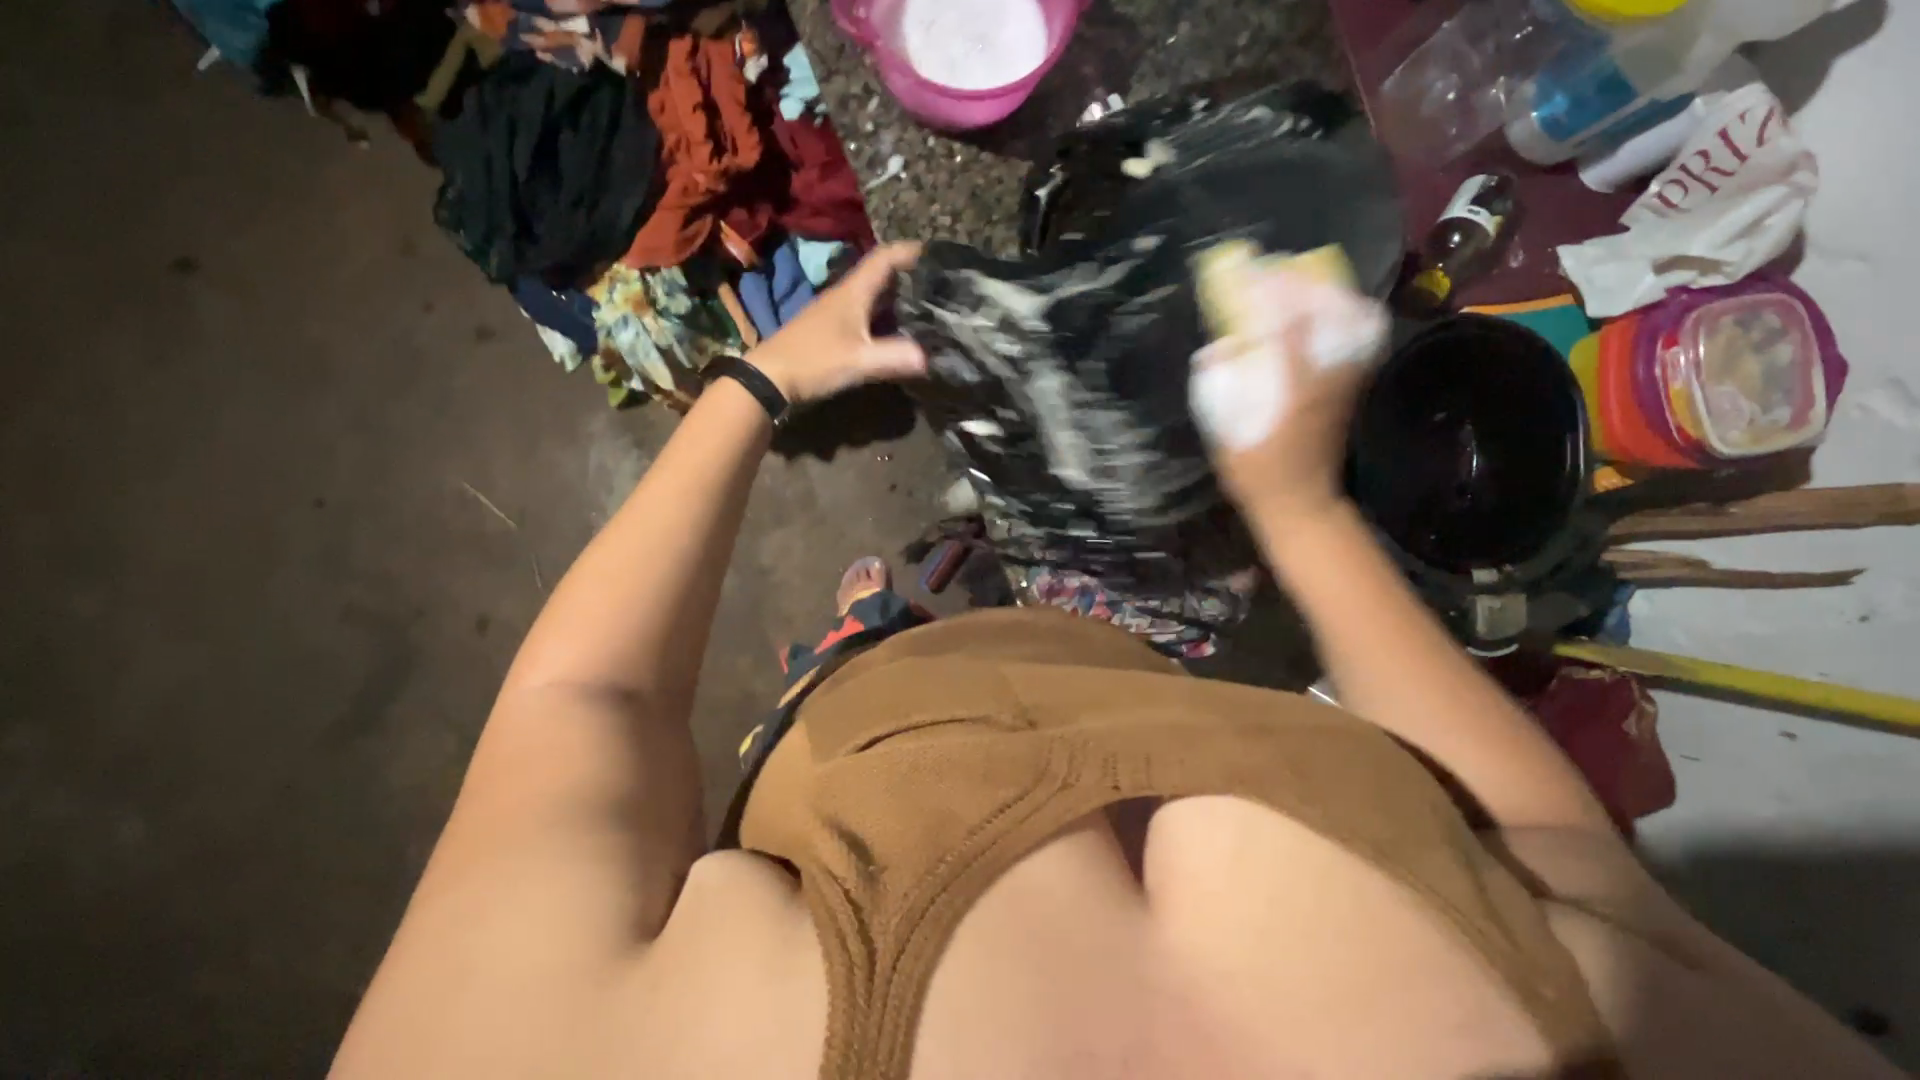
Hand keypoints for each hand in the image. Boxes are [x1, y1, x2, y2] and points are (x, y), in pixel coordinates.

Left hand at [747, 242, 926, 404]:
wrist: (768, 379)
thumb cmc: (813, 362)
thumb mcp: (858, 361)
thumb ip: (894, 357)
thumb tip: (929, 357)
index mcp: (853, 292)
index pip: (885, 257)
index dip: (910, 251)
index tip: (937, 254)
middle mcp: (846, 295)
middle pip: (882, 274)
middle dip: (911, 274)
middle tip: (941, 284)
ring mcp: (837, 311)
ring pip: (874, 294)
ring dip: (898, 296)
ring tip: (928, 305)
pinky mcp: (832, 329)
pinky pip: (866, 313)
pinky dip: (885, 315)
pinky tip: (899, 330)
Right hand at [1188, 265, 1388, 520]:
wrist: (1300, 498)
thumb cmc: (1254, 468)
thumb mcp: (1223, 434)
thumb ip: (1216, 389)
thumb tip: (1215, 350)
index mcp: (1288, 385)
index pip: (1284, 324)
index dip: (1267, 292)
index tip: (1248, 270)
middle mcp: (1323, 373)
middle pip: (1322, 311)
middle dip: (1296, 283)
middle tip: (1272, 269)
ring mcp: (1344, 376)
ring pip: (1347, 318)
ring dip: (1325, 291)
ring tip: (1300, 279)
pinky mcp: (1354, 382)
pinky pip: (1362, 336)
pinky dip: (1352, 312)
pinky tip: (1335, 305)